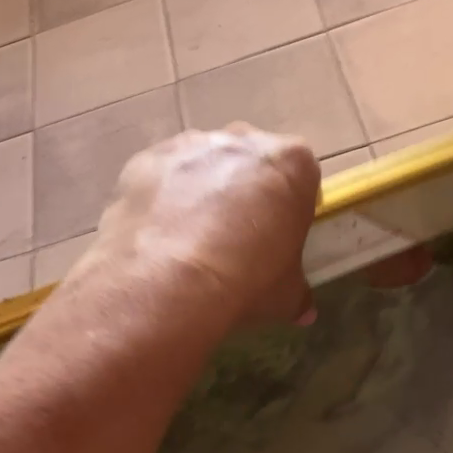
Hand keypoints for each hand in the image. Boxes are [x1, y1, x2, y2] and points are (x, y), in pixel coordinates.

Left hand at [72, 125, 320, 330]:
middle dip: (245, 190)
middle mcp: (243, 141)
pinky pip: (162, 176)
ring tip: (190, 239)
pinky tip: (158, 236)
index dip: (290, 207)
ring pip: (202, 163)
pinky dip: (161, 197)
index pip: (300, 177)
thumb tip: (304, 311)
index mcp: (292, 164)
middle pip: (250, 160)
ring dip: (201, 190)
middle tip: (236, 236)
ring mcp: (191, 145)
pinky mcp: (148, 159)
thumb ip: (297, 294)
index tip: (279, 235)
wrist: (168, 280)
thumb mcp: (286, 296)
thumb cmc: (247, 280)